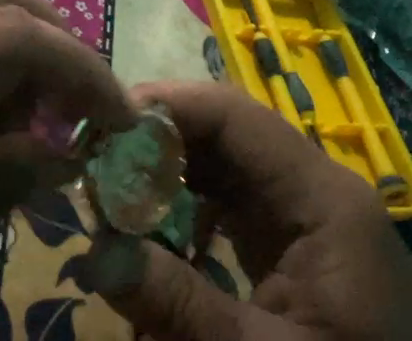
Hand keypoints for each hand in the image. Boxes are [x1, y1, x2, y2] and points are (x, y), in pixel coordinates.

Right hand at [82, 82, 411, 340]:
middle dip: (152, 143)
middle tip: (87, 166)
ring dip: (161, 176)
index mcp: (324, 198)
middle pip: (221, 134)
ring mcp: (305, 221)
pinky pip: (226, 208)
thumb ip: (180, 305)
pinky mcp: (292, 252)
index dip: (163, 106)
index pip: (232, 114)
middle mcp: (315, 191)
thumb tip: (94, 252)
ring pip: (218, 168)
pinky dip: (182, 213)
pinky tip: (148, 238)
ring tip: (106, 198)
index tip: (96, 127)